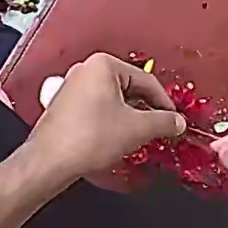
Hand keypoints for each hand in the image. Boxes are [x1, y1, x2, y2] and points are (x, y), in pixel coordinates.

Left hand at [25, 53, 185, 183]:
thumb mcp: (137, 128)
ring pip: (114, 99)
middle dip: (146, 110)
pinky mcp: (65, 104)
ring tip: (139, 137)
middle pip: (130, 88)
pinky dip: (112, 120)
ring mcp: (73, 86)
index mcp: (103, 65)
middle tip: (159, 130)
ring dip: (130, 117)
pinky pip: (98, 107)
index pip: (146, 81)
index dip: (164, 103)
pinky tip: (116, 139)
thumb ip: (163, 122)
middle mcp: (86, 69)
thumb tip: (178, 122)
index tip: (174, 121)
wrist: (49, 162)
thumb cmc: (91, 138)